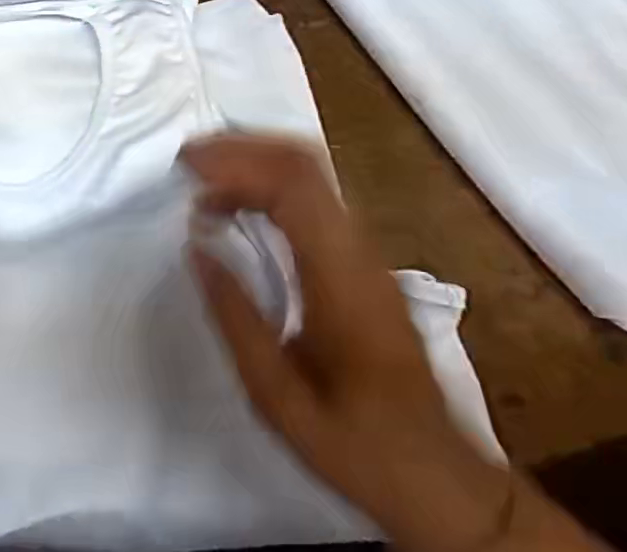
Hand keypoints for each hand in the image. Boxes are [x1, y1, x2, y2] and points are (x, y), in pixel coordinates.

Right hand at [184, 134, 605, 551]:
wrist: (440, 476)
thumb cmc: (355, 441)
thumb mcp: (276, 395)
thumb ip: (234, 316)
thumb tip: (196, 248)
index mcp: (339, 277)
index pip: (291, 184)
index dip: (235, 161)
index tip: (186, 166)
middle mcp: (359, 250)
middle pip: (302, 163)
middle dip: (241, 150)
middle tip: (189, 162)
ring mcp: (368, 253)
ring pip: (311, 175)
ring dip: (254, 165)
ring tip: (204, 182)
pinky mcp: (366, 262)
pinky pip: (315, 200)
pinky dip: (270, 187)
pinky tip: (239, 210)